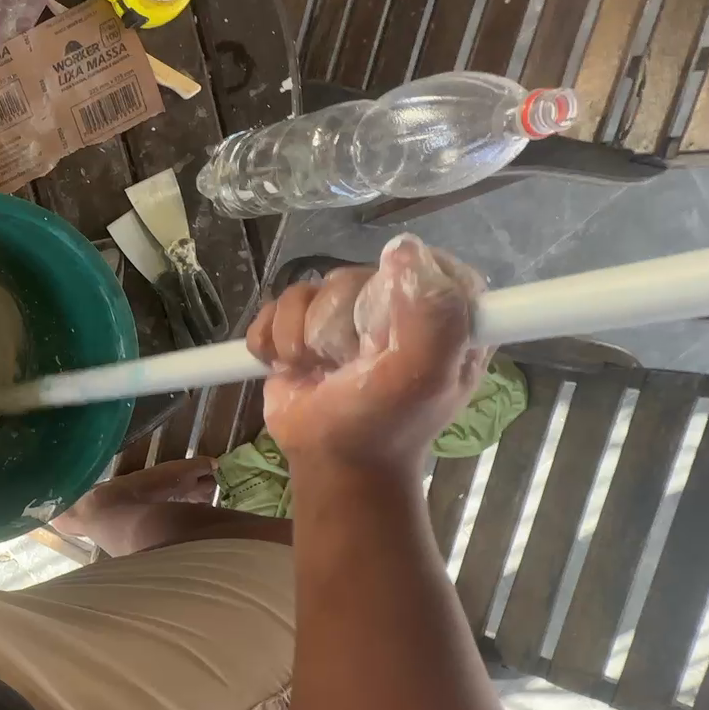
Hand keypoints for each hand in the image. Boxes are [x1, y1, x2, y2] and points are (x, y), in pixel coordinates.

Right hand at [247, 234, 487, 477]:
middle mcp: (391, 309)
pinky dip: (266, 341)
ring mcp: (339, 321)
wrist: (329, 461)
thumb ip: (431, 313)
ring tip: (309, 369)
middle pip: (345, 278)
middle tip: (342, 362)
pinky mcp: (296, 333)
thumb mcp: (422, 374)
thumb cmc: (382, 425)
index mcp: (442, 312)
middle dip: (329, 323)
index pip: (416, 264)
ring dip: (293, 338)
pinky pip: (270, 311)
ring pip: (301, 292)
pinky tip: (281, 367)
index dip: (388, 292)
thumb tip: (400, 248)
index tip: (380, 336)